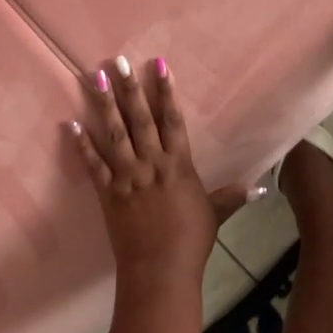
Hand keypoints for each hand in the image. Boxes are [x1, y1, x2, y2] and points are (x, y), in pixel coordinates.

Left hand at [70, 57, 243, 290]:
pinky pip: (93, 164)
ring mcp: (127, 177)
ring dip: (104, 105)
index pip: (172, 120)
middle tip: (118, 61)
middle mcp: (152, 164)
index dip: (166, 91)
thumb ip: (231, 197)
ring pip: (114, 134)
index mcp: (179, 165)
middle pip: (139, 119)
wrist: (160, 271)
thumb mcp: (214, 215)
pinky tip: (71, 124)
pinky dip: (82, 145)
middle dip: (129, 88)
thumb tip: (260, 188)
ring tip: (94, 78)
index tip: (159, 65)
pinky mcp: (108, 193)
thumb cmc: (191, 242)